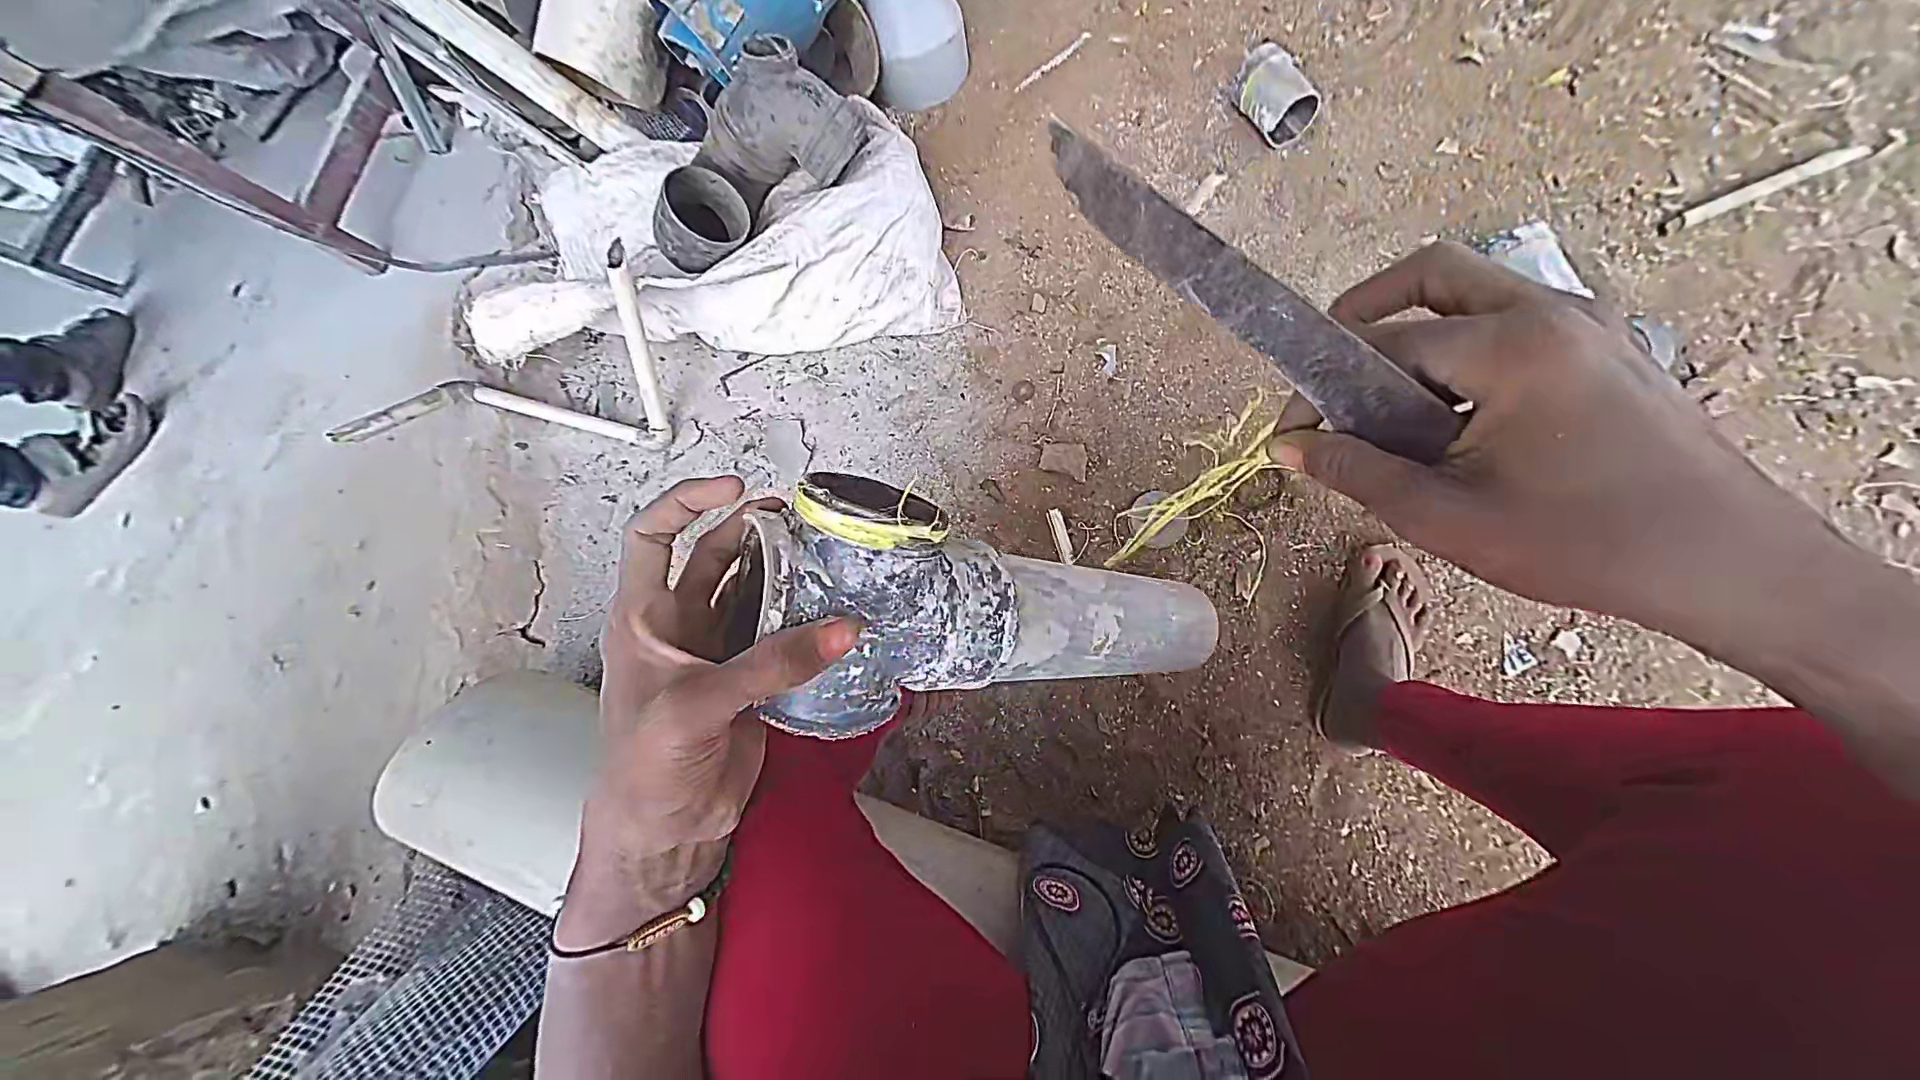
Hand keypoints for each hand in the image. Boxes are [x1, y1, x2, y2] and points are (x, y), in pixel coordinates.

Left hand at [567, 477, 859, 921]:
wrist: (666, 830)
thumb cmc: (646, 767)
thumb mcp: (699, 706)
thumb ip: (771, 664)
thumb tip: (842, 628)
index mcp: (643, 618)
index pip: (652, 536)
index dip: (687, 503)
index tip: (733, 490)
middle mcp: (680, 625)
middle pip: (713, 557)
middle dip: (750, 531)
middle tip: (794, 519)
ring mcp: (719, 651)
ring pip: (753, 593)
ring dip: (783, 573)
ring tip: (819, 555)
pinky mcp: (751, 679)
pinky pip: (781, 635)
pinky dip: (805, 620)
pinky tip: (830, 612)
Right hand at [1270, 242, 1851, 640]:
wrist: (1725, 564)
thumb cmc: (1577, 542)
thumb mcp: (1440, 515)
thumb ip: (1354, 471)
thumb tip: (1287, 446)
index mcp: (1512, 347)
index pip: (1383, 342)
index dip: (1322, 385)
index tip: (1294, 430)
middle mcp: (1551, 313)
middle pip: (1432, 274)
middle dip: (1362, 313)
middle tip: (1327, 374)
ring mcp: (1584, 324)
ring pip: (1471, 294)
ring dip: (1410, 333)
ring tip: (1381, 407)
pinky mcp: (1599, 348)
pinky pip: (1505, 323)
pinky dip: (1454, 350)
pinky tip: (1441, 414)